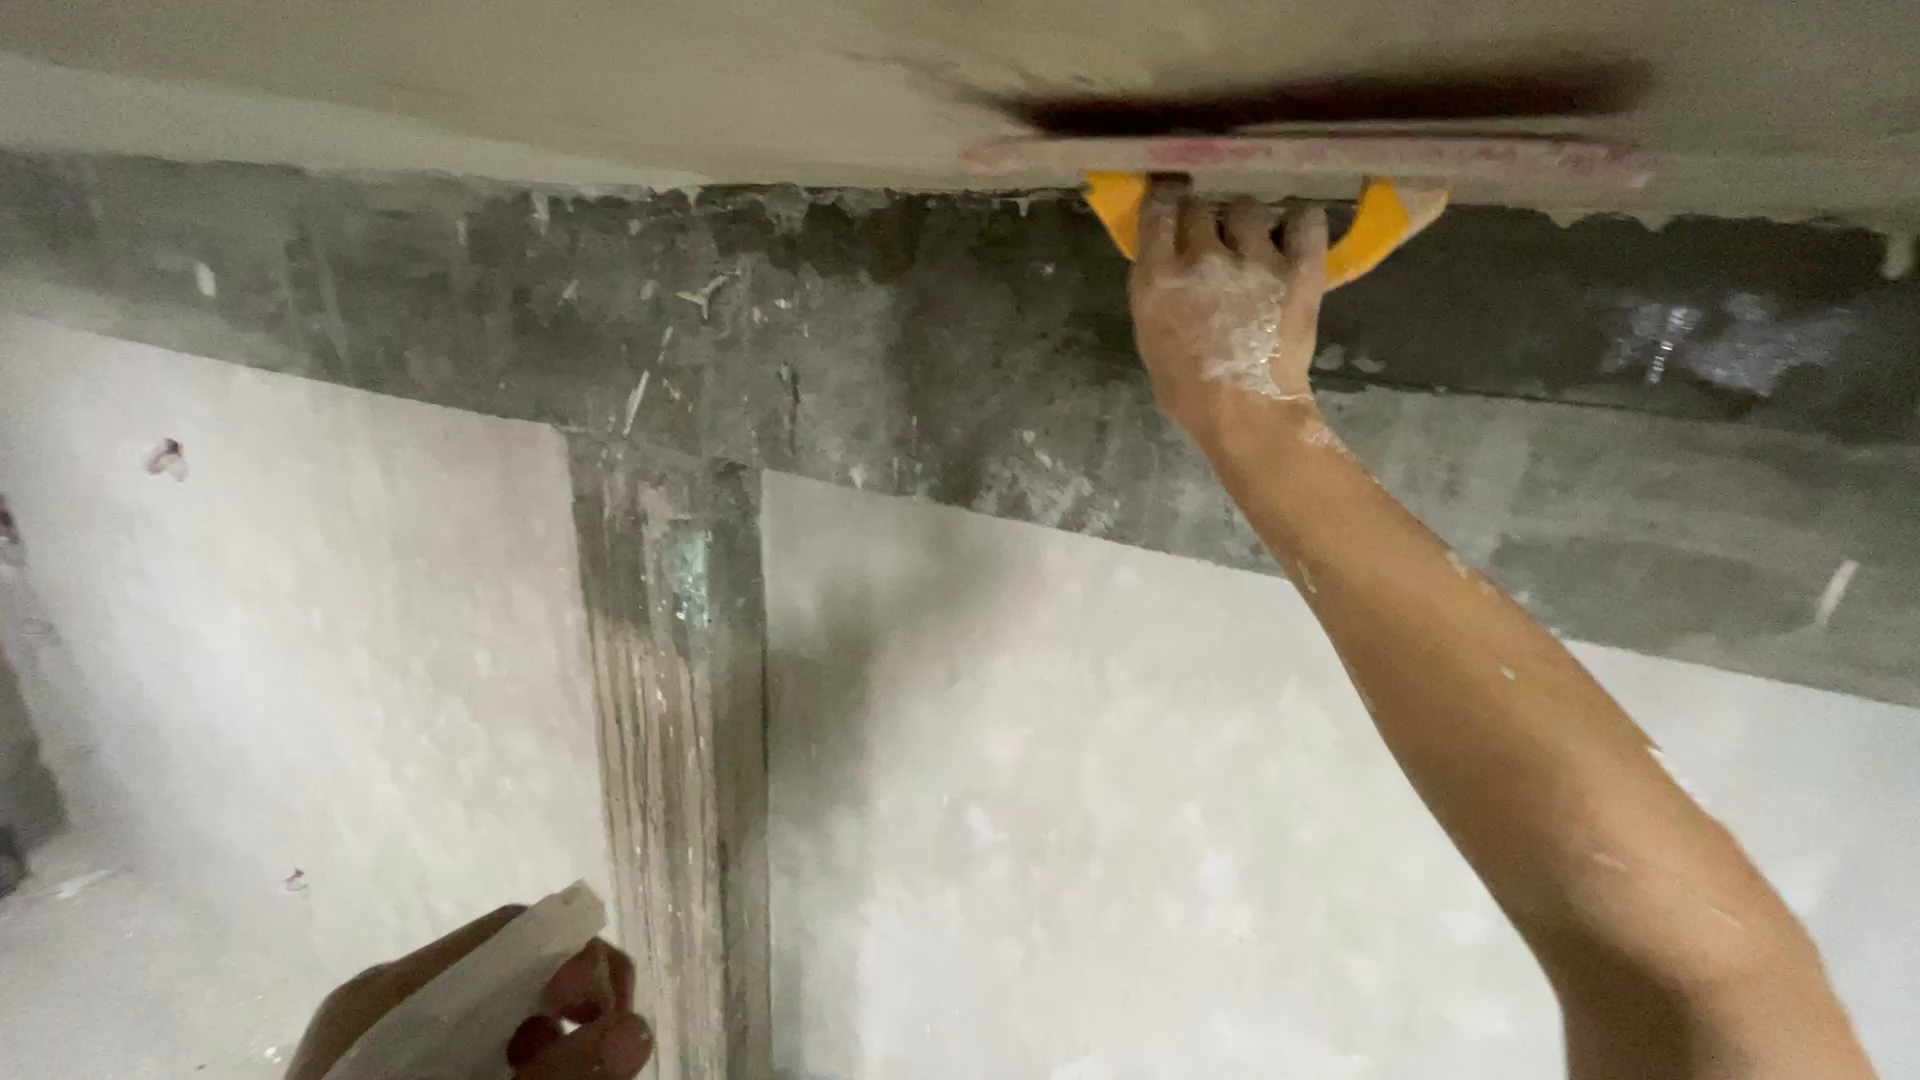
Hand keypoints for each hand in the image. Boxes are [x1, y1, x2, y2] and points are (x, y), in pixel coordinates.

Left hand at [287, 906, 654, 1079]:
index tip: (612, 1012)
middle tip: (612, 1046)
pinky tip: (536, 1079)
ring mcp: (387, 1037)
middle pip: (515, 962)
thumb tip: (643, 1030)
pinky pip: (480, 1036)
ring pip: (505, 1003)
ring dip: (558, 1031)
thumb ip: (556, 1077)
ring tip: (580, 1073)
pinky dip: (524, 1053)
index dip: (578, 957)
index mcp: (389, 992)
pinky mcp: (393, 1068)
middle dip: (579, 997)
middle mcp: (388, 998)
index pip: (512, 929)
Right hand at [1129, 179, 1328, 450]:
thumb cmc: (1189, 393)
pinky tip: (1295, 235)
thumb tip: (1172, 277)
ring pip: (1248, 208)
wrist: (1246, 411)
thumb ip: (1160, 300)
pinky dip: (1300, 223)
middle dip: (1203, 218)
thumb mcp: (1153, 343)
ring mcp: (1254, 258)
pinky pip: (1305, 220)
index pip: (1157, 213)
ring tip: (1253, 242)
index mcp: (1158, 278)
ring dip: (1246, 222)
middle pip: (1200, 207)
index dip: (1164, 203)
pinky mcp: (1298, 267)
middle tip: (1211, 237)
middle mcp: (1203, 256)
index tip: (1169, 204)